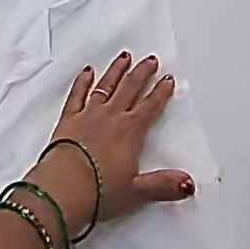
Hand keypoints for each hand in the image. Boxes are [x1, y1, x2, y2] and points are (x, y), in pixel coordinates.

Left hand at [31, 53, 193, 233]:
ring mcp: (88, 115)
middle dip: (142, 72)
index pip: (150, 106)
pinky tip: (87, 71)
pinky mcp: (68, 120)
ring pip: (106, 85)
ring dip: (117, 70)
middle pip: (130, 88)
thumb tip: (188, 185)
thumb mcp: (136, 191)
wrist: (61, 190)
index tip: (168, 79)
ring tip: (124, 56)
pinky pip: (77, 95)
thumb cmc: (98, 192)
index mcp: (130, 131)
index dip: (161, 92)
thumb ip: (163, 185)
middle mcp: (111, 117)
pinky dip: (83, 82)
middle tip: (150, 60)